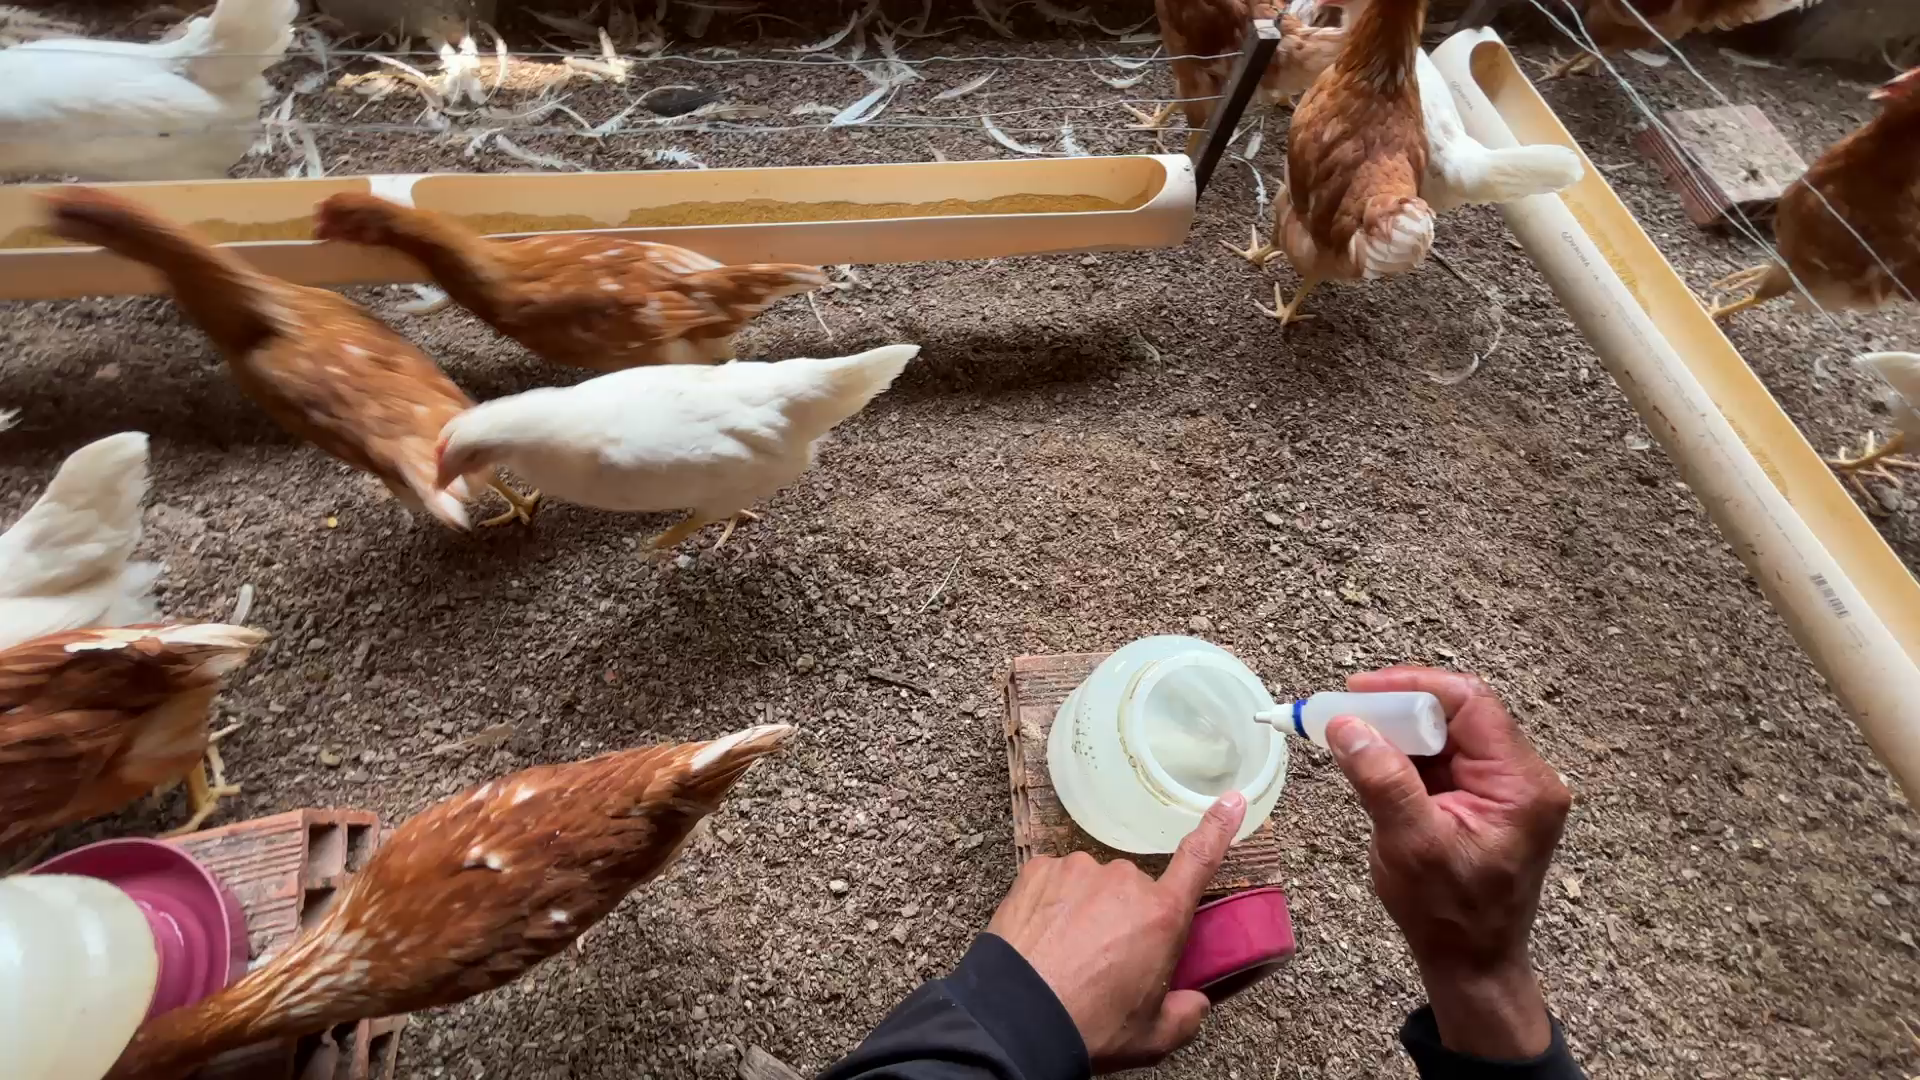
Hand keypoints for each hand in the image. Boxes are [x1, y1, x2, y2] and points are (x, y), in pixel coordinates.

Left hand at [986, 793, 1247, 1072]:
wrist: (1018, 1015)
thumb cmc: (1090, 1025)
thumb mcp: (1151, 1036)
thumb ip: (1183, 1013)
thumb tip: (1195, 1001)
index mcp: (1160, 915)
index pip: (1198, 861)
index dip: (1218, 827)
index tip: (1232, 799)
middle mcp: (1122, 880)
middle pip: (1134, 892)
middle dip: (1124, 918)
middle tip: (1103, 960)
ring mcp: (1078, 868)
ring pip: (1092, 884)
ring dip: (1085, 908)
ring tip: (1066, 952)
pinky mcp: (1040, 867)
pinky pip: (1056, 879)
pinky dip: (1052, 901)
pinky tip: (1042, 935)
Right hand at [1325, 667, 1571, 1058]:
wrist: (1469, 962)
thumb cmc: (1446, 912)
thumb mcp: (1411, 843)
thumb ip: (1382, 780)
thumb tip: (1343, 723)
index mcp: (1519, 784)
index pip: (1470, 703)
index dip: (1412, 686)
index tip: (1357, 691)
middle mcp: (1517, 776)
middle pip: (1453, 711)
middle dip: (1394, 706)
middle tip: (1342, 712)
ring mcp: (1496, 785)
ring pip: (1438, 729)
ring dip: (1390, 727)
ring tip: (1346, 733)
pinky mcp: (1474, 794)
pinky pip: (1433, 753)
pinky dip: (1395, 748)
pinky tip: (1365, 757)